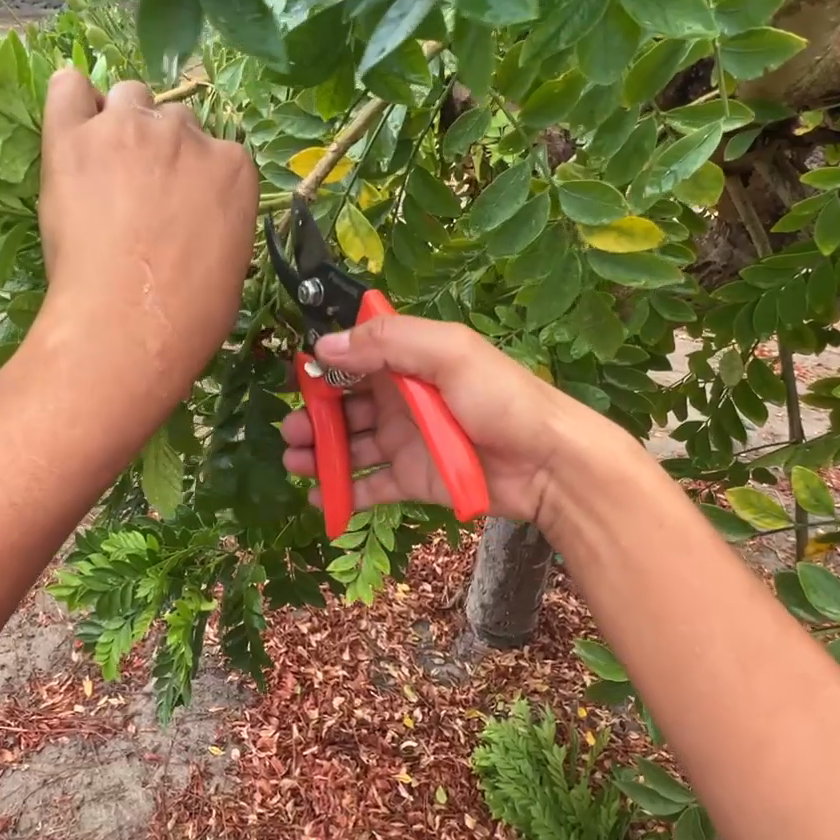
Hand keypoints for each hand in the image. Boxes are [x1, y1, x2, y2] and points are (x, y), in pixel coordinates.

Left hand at [33, 70, 257, 387]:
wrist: (128, 327)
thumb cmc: (188, 318)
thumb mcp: (231, 269)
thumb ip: (219, 223)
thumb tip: (199, 224)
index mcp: (233, 168)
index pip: (215, 151)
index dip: (192, 180)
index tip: (177, 209)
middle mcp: (186, 134)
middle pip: (172, 120)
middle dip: (159, 152)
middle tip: (138, 199)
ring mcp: (129, 127)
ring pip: (127, 97)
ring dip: (120, 125)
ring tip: (104, 174)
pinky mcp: (74, 136)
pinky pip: (69, 88)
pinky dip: (72, 103)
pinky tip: (71, 135)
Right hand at [280, 315, 649, 532]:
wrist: (548, 464)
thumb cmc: (503, 399)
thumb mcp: (449, 352)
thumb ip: (388, 341)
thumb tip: (325, 345)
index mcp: (409, 362)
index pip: (354, 359)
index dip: (323, 368)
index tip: (298, 381)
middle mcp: (401, 401)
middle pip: (344, 406)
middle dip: (313, 417)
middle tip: (291, 431)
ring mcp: (405, 443)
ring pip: (349, 446)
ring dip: (319, 453)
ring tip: (295, 461)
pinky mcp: (412, 481)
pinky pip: (368, 487)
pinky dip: (341, 493)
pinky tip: (319, 498)